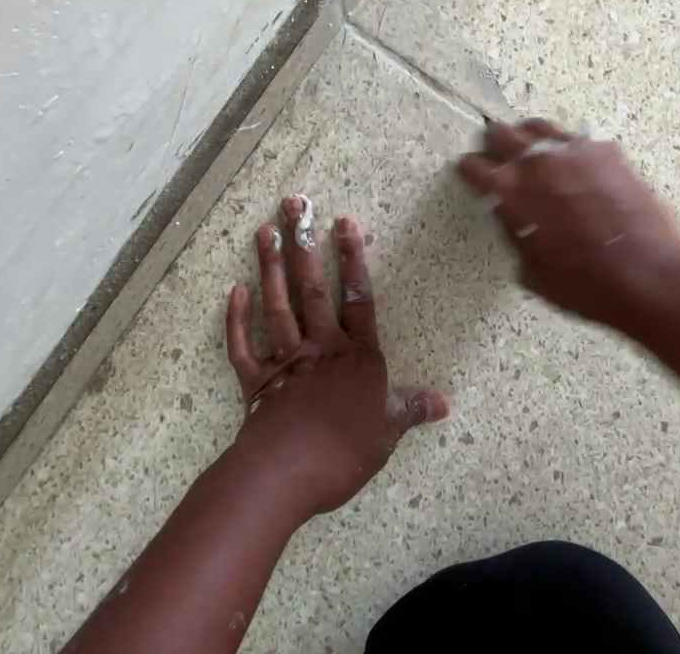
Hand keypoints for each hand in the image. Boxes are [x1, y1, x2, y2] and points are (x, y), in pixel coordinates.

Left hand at [221, 196, 447, 520]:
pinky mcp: (255, 380)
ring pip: (277, 305)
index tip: (344, 221)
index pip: (358, 297)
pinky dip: (236, 319)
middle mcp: (320, 348)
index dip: (352, 258)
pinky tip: (234, 290)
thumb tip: (445, 401)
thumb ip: (411, 410)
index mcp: (355, 357)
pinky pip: (243, 345)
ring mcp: (285, 361)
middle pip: (312, 289)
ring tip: (264, 230)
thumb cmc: (343, 452)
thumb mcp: (387, 433)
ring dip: (269, 267)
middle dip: (304, 245)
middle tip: (294, 205)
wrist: (286, 474)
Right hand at [455, 118, 679, 331]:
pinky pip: (577, 138)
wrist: (646, 275)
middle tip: (495, 150)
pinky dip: (568, 146)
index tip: (470, 171)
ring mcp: (573, 150)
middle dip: (494, 142)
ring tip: (531, 145)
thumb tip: (516, 220)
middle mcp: (536, 162)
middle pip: (500, 133)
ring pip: (538, 126)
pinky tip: (573, 160)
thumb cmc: (586, 285)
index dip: (469, 170)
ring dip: (528, 136)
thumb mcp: (533, 270)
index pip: (473, 166)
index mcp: (509, 192)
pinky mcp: (606, 150)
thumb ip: (516, 234)